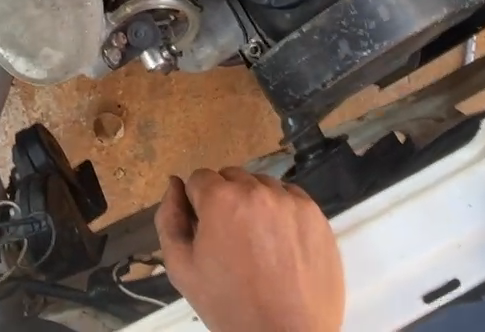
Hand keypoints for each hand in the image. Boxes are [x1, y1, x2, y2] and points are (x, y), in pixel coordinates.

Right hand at [155, 168, 344, 331]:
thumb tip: (174, 183)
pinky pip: (291, 198)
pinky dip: (282, 212)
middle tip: (232, 241)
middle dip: (226, 201)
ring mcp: (289, 200)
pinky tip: (281, 245)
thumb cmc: (229, 306)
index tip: (207, 233)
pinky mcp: (315, 214)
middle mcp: (256, 189)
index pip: (199, 179)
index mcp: (220, 199)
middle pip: (231, 178)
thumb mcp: (182, 269)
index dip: (198, 205)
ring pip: (261, 185)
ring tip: (259, 245)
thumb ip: (169, 218)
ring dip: (254, 204)